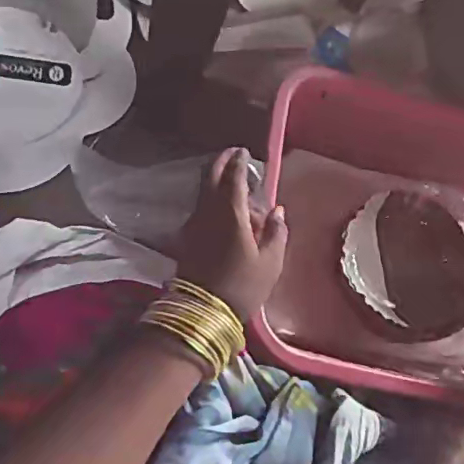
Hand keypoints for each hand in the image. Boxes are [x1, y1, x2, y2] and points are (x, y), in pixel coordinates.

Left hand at [175, 148, 286, 318]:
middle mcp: (207, 212)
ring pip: (203, 193)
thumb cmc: (242, 287)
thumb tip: (277, 211)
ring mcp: (193, 224)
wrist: (203, 311)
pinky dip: (212, 201)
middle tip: (233, 156)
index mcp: (230, 213)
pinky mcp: (186, 238)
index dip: (238, 162)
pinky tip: (224, 212)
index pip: (233, 177)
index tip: (244, 152)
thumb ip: (276, 232)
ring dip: (216, 183)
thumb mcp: (271, 263)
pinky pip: (200, 209)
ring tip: (234, 187)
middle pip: (209, 177)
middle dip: (221, 163)